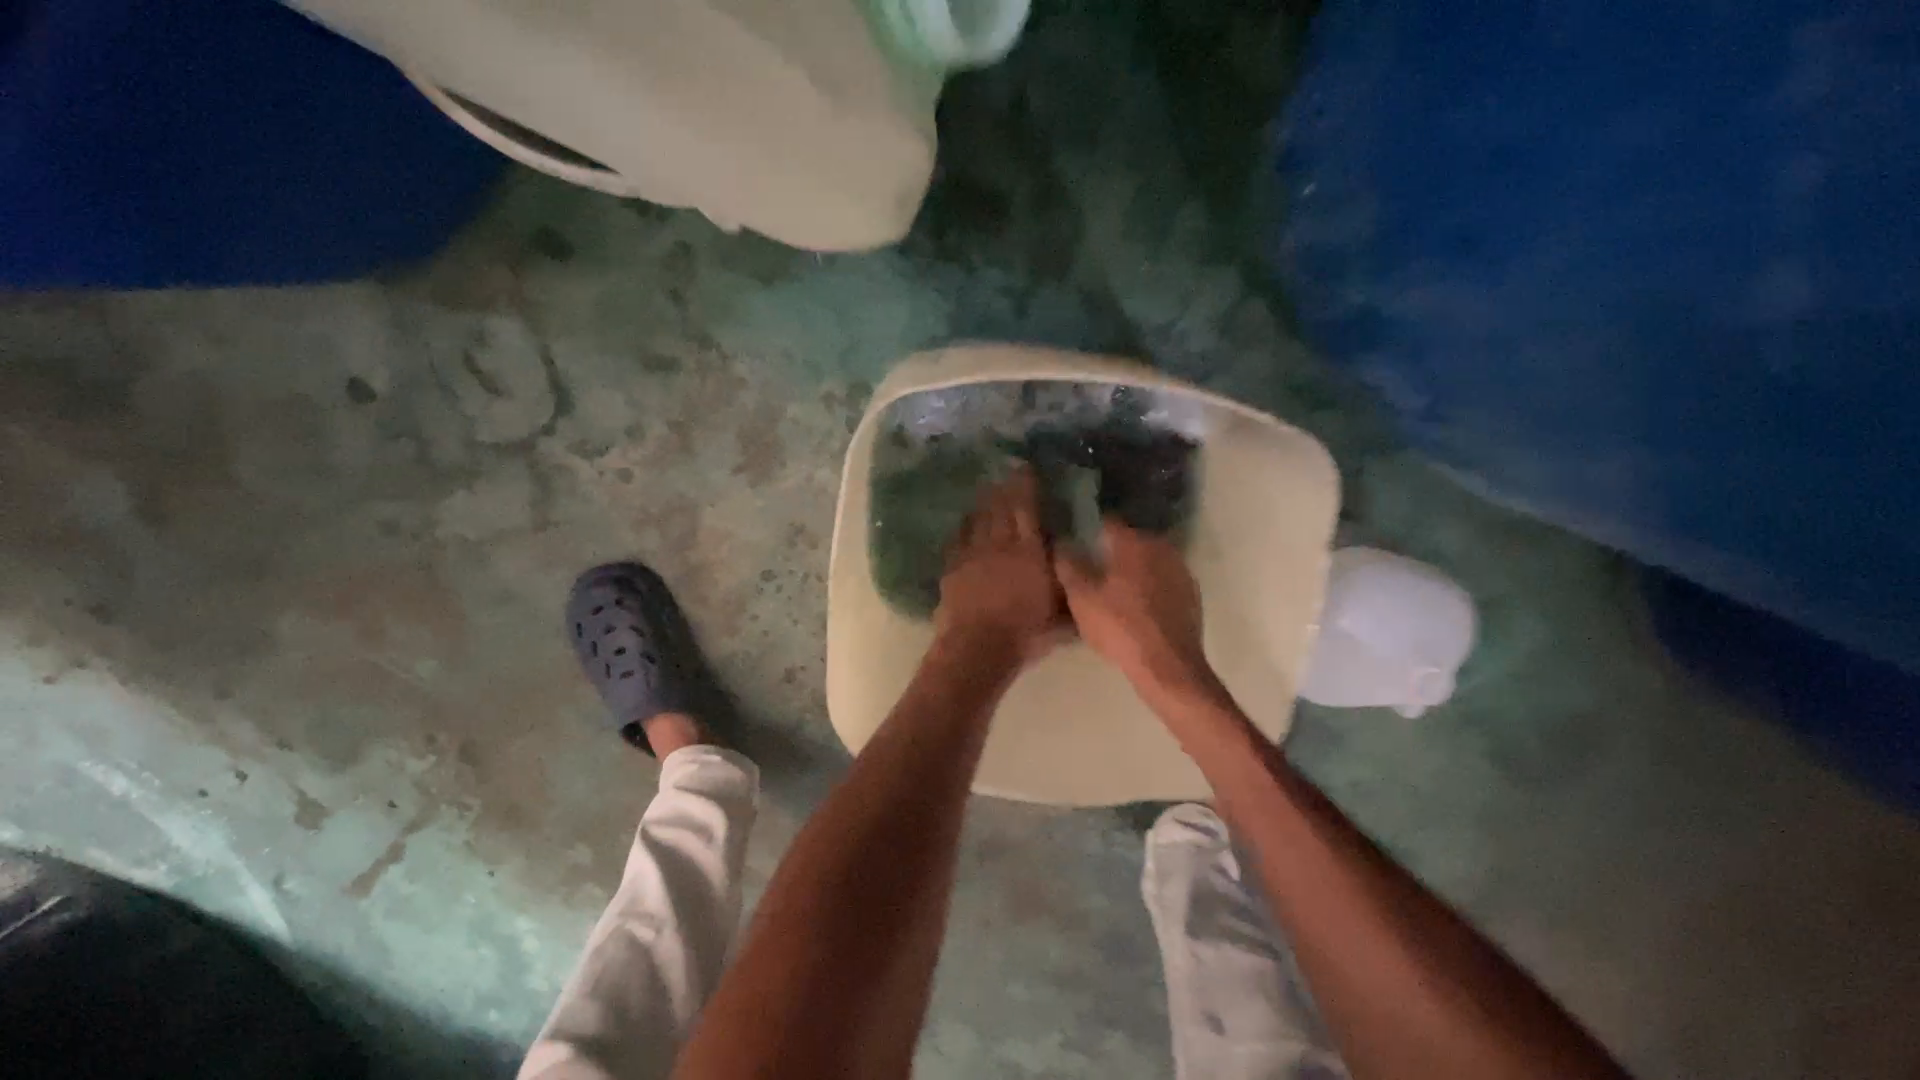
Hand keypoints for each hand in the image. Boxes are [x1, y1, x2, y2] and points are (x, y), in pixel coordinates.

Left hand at [935, 467, 1068, 662]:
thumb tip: (1076, 563)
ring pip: (978, 518)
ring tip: (988, 489)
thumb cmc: (1026, 631)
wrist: (977, 647)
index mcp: (1028, 550)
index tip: (1027, 468)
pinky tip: (966, 522)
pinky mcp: (952, 569)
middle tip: (1007, 472)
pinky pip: (958, 539)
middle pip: (1000, 507)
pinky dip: (965, 526)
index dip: (1026, 485)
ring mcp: (971, 554)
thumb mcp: (1061, 610)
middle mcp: (999, 544)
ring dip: (984, 502)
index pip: (1027, 507)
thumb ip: (1069, 583)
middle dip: (1005, 487)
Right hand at [1054, 520, 1216, 697]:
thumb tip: (1061, 543)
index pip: (1109, 523)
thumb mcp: (1081, 598)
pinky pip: (1165, 583)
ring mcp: (1182, 571)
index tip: (1078, 544)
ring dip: (1135, 571)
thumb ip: (1068, 565)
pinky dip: (1151, 589)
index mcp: (1134, 542)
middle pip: (1132, 541)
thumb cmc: (1119, 627)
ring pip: (1150, 562)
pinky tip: (1139, 608)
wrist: (1167, 666)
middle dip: (1114, 552)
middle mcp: (1162, 547)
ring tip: (1115, 591)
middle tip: (1094, 570)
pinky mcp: (1192, 595)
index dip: (1090, 531)